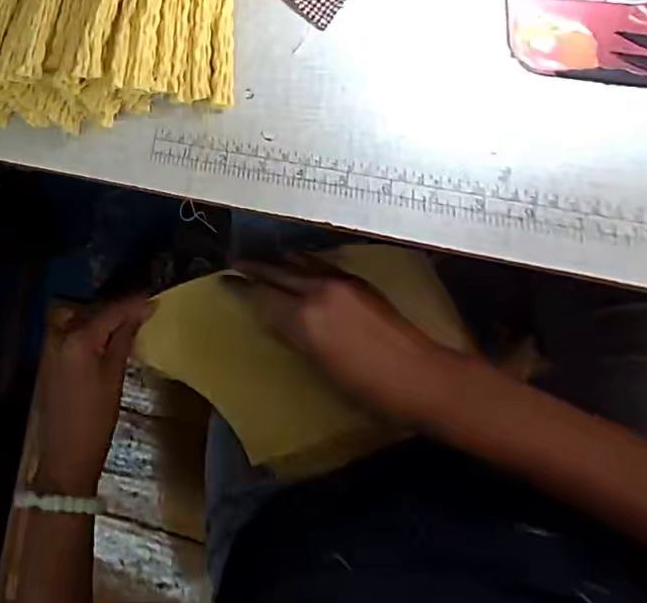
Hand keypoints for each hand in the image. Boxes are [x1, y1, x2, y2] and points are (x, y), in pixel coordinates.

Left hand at [35, 295, 152, 496]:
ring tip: (128, 322)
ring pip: (82, 319)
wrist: (66, 458)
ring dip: (104, 318)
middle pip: (94, 311)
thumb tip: (141, 311)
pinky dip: (91, 330)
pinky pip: (73, 332)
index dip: (134, 304)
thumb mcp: (115, 375)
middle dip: (119, 309)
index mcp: (78, 338)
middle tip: (144, 310)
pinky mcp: (50, 358)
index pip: (111, 311)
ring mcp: (51, 346)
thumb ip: (125, 337)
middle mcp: (60, 335)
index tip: (154, 298)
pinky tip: (108, 338)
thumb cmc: (96, 418)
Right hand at [231, 257, 466, 425]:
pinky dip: (302, 260)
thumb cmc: (369, 389)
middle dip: (254, 266)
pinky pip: (319, 264)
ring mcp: (340, 282)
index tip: (225, 279)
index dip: (242, 287)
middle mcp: (318, 292)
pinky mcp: (357, 282)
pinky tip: (299, 260)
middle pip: (278, 272)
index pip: (263, 296)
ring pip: (299, 263)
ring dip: (277, 260)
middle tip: (233, 259)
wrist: (420, 376)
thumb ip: (296, 337)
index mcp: (305, 318)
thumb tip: (279, 319)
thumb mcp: (321, 368)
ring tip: (262, 256)